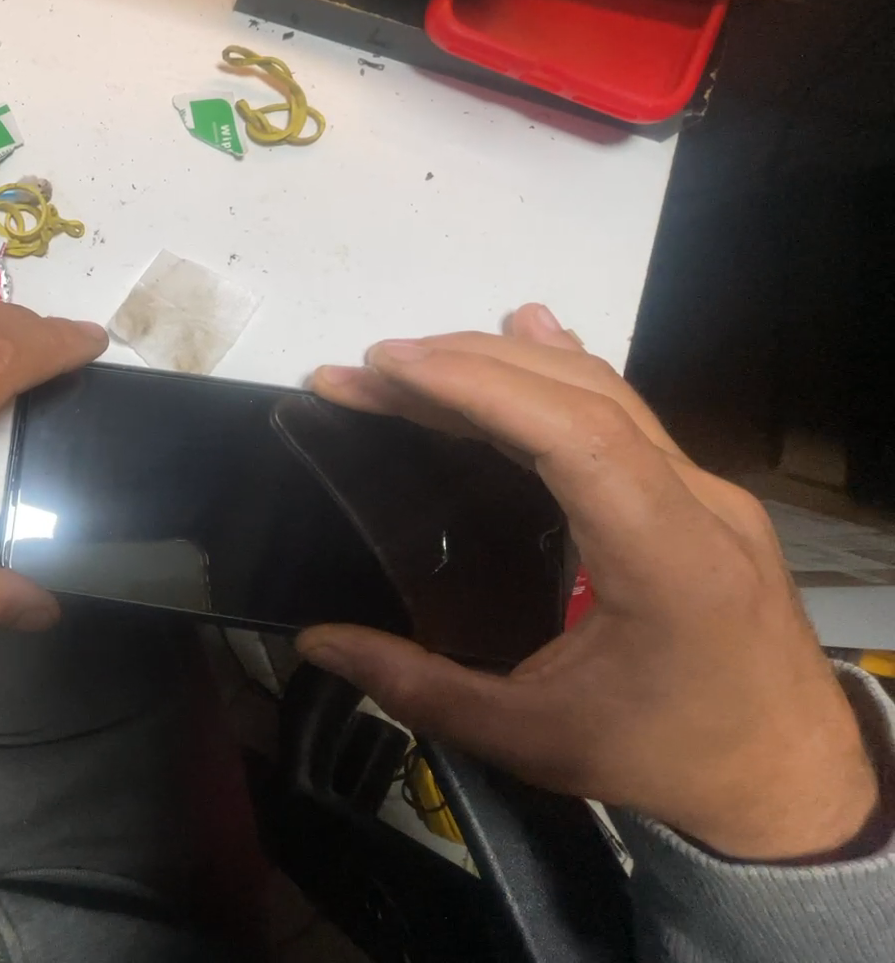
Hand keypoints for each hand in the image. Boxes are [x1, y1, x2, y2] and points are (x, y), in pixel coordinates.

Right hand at [299, 305, 879, 860]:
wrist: (791, 780)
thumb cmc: (664, 757)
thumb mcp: (529, 738)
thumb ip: (415, 687)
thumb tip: (312, 641)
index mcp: (667, 560)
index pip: (576, 437)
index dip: (478, 388)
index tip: (389, 367)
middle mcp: (693, 504)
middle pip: (575, 396)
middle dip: (457, 368)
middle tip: (359, 370)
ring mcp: (697, 491)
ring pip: (594, 391)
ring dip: (491, 365)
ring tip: (400, 362)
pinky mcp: (684, 494)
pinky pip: (615, 409)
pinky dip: (555, 364)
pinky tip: (526, 324)